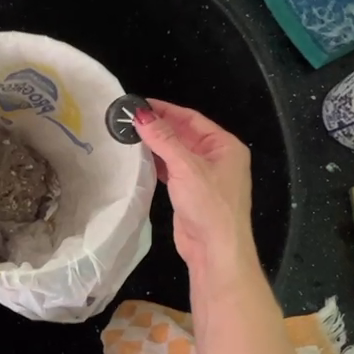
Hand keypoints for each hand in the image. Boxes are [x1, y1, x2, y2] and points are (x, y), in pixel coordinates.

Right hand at [134, 99, 261, 287]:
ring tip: (128, 135)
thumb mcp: (185, 167)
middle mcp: (217, 157)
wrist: (215, 249)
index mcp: (225, 146)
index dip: (165, 110)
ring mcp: (204, 175)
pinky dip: (156, 162)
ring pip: (176, 152)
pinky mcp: (190, 191)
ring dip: (155, 144)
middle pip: (184, 134)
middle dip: (158, 126)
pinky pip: (171, 169)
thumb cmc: (208, 204)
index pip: (192, 118)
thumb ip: (162, 139)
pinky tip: (138, 158)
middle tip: (128, 119)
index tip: (138, 104)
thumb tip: (140, 115)